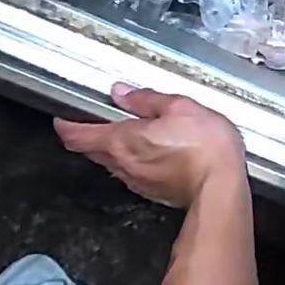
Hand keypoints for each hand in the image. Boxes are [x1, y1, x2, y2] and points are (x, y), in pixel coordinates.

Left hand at [54, 84, 246, 207]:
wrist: (221, 188)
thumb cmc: (205, 147)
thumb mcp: (180, 107)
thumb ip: (147, 99)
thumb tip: (122, 93)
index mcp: (122, 140)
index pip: (77, 136)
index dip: (65, 125)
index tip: (62, 118)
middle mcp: (123, 164)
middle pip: (90, 150)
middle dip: (88, 135)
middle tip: (97, 119)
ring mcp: (137, 181)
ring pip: (111, 162)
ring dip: (112, 148)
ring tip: (129, 132)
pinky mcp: (152, 191)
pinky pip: (132, 172)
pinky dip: (133, 160)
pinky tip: (152, 151)